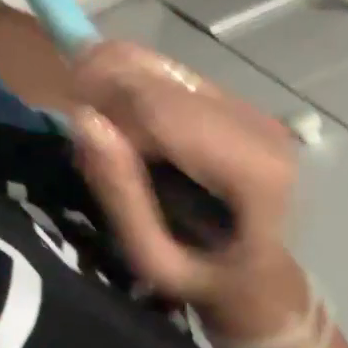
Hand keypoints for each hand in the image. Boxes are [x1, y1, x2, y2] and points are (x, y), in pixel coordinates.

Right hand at [64, 42, 299, 314]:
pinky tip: (124, 121)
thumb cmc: (210, 281)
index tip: (79, 142)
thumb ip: (120, 193)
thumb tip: (83, 117)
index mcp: (250, 169)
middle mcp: (256, 124)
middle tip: (81, 131)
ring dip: (112, 85)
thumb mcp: (156, 262)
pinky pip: (163, 71)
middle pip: (151, 78)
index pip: (157, 107)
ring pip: (153, 66)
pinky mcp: (233, 98)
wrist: (269, 281)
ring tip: (101, 126)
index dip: (104, 113)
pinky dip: (128, 85)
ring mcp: (248, 106)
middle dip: (101, 93)